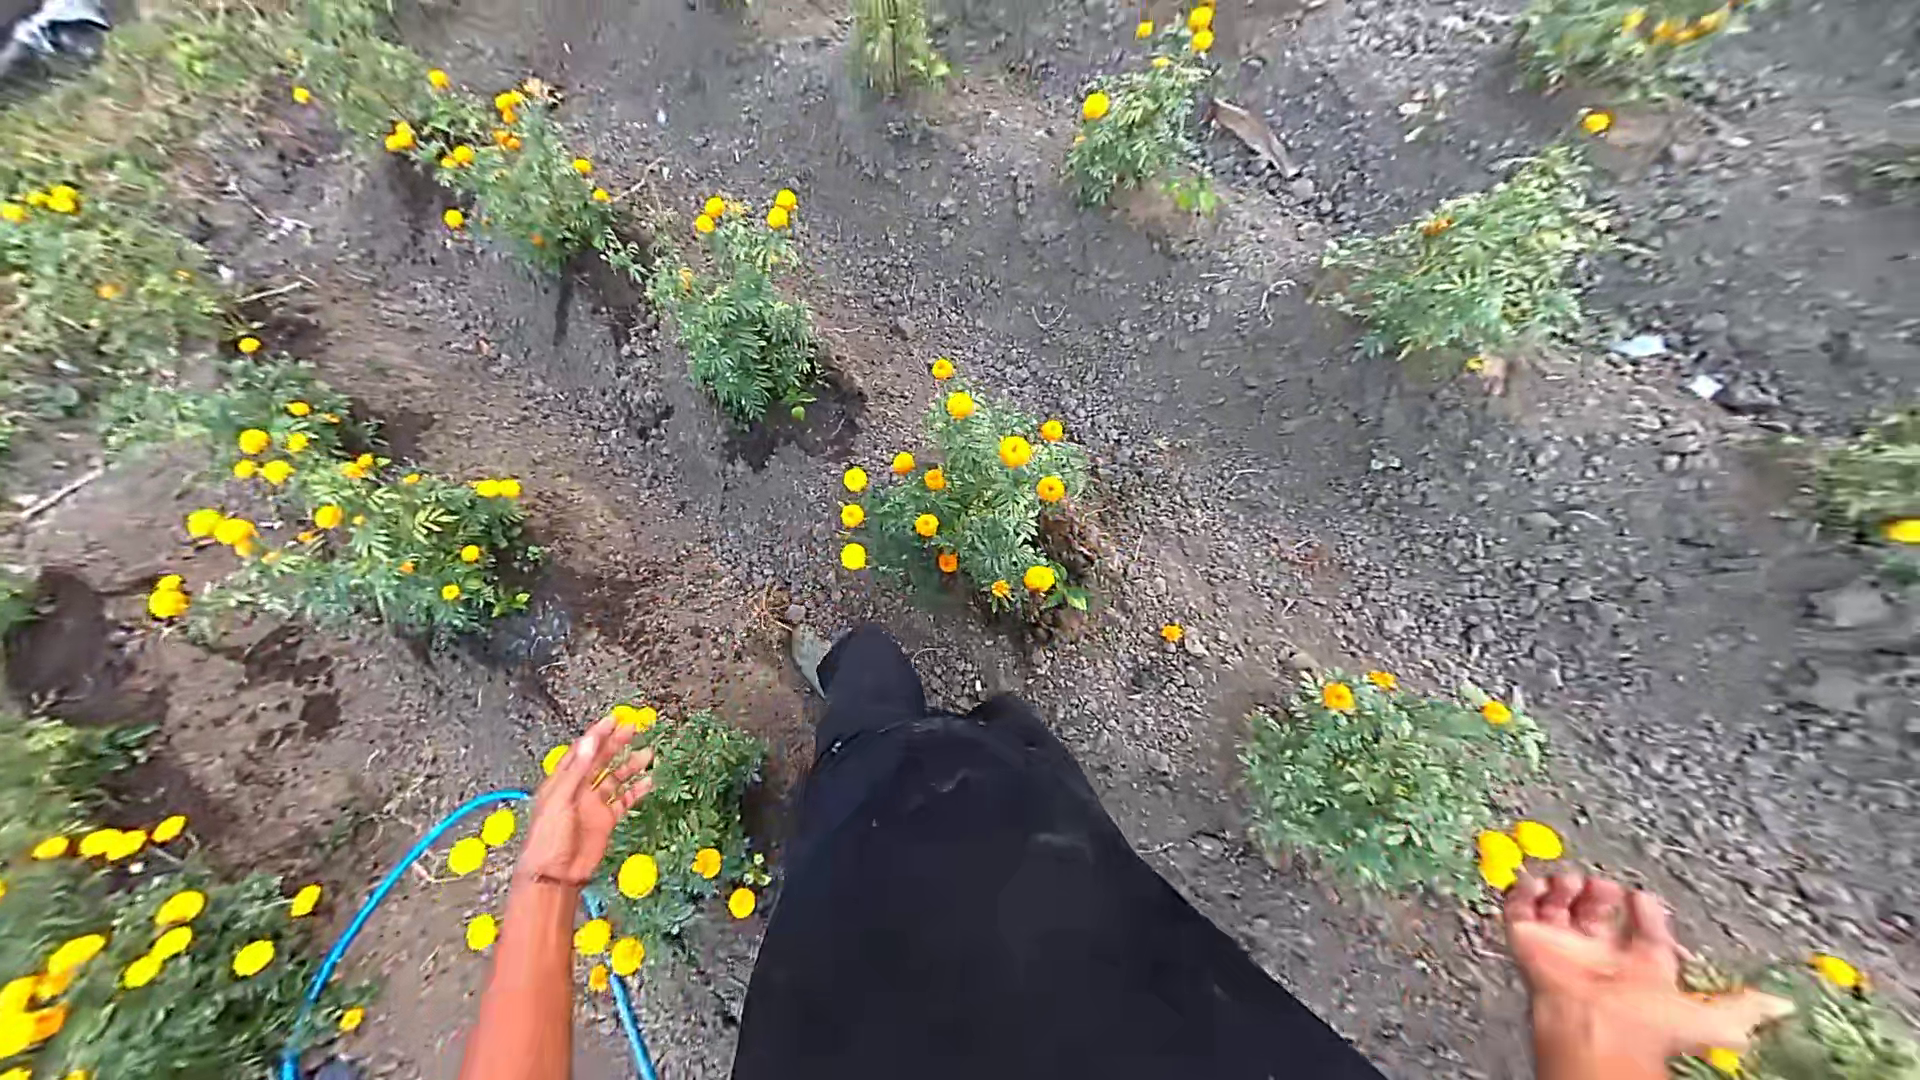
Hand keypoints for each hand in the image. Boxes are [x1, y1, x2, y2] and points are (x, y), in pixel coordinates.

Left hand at [516, 714, 654, 887]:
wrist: (554, 877)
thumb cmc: (548, 840)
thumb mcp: (561, 800)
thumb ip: (578, 770)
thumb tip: (591, 740)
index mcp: (563, 782)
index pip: (583, 751)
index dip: (598, 734)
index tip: (614, 719)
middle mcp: (580, 790)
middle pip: (601, 760)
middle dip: (617, 743)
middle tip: (634, 728)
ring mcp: (594, 804)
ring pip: (617, 777)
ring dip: (631, 765)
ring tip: (648, 754)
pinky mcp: (606, 818)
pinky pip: (625, 799)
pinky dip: (638, 789)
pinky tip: (649, 781)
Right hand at [1507, 873, 1792, 1068]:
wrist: (1593, 1020)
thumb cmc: (1647, 1023)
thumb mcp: (1710, 1019)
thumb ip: (1742, 1008)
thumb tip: (1785, 1005)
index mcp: (1635, 968)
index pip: (1642, 934)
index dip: (1646, 914)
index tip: (1643, 895)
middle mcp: (1596, 953)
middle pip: (1595, 913)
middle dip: (1599, 894)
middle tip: (1602, 883)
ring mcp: (1559, 941)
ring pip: (1557, 903)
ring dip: (1564, 887)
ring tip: (1572, 880)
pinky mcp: (1525, 933)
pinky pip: (1518, 905)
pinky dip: (1523, 889)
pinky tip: (1537, 881)